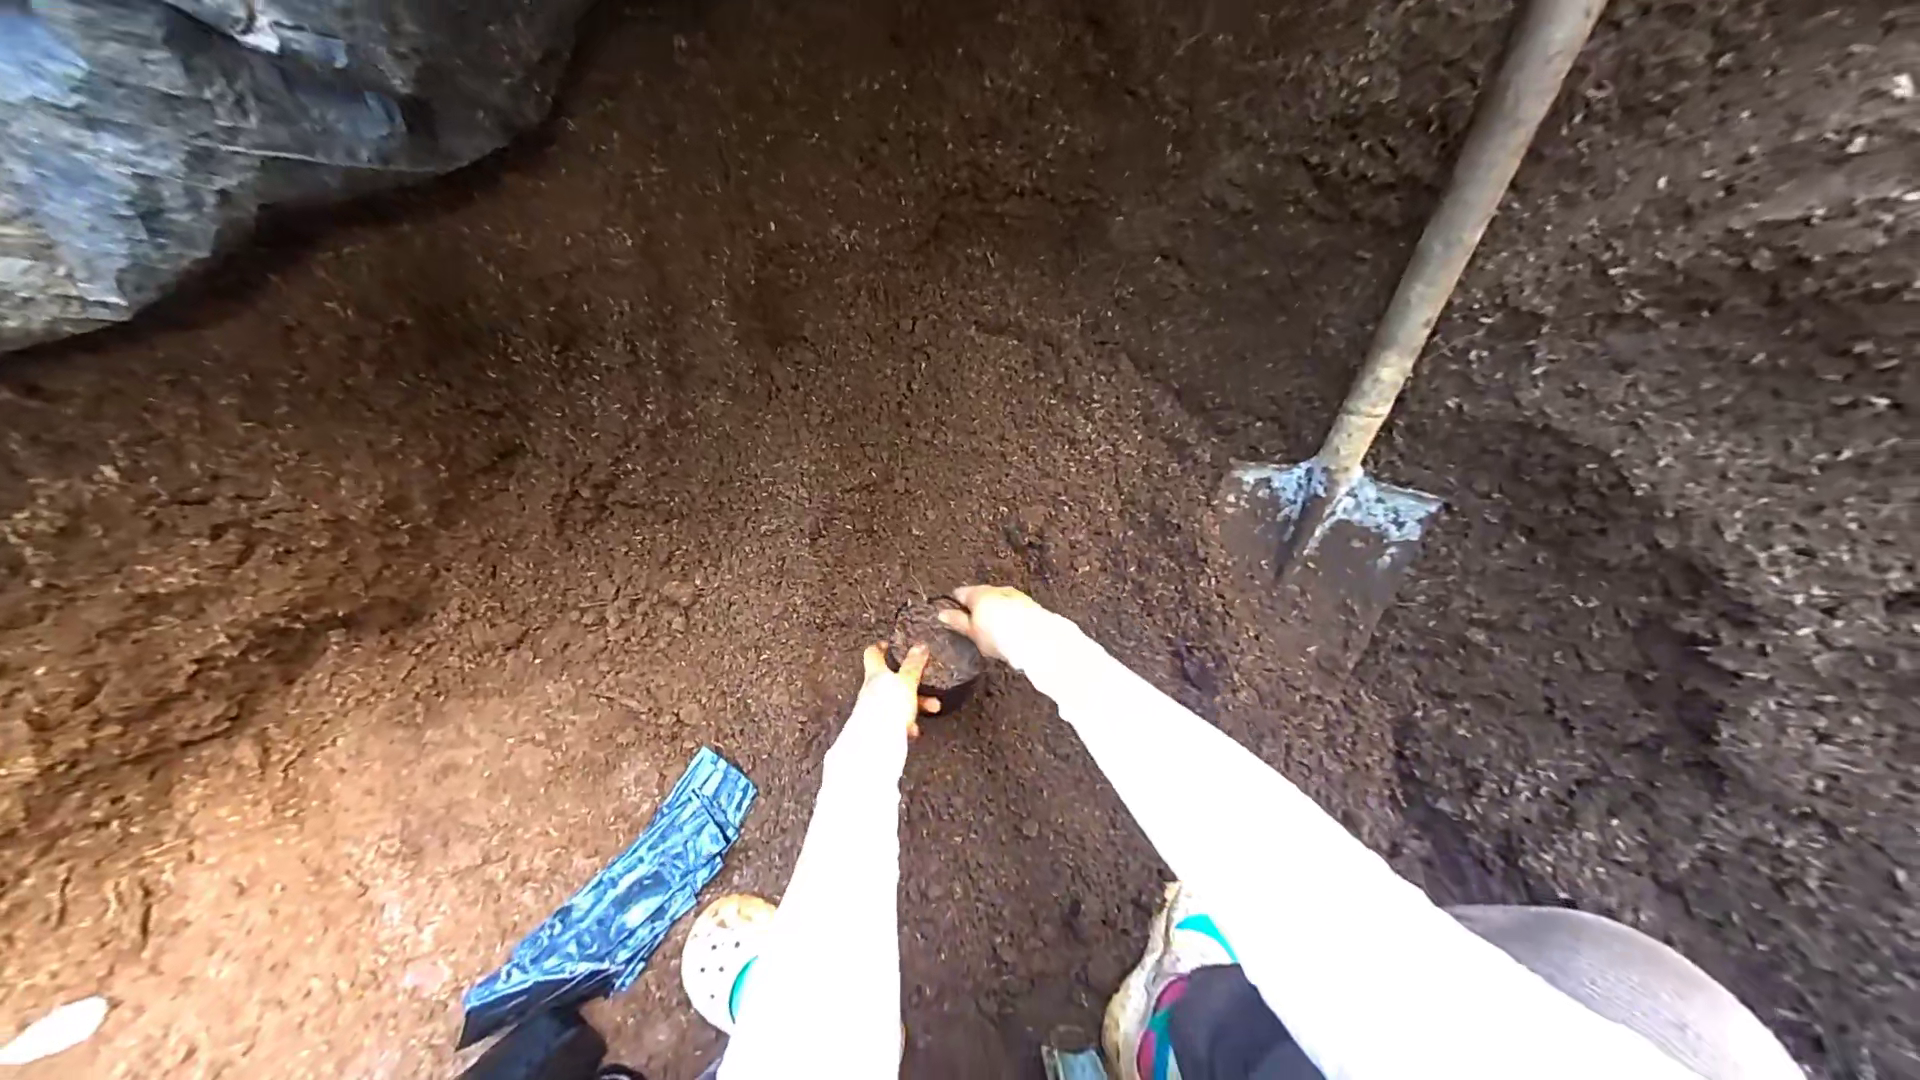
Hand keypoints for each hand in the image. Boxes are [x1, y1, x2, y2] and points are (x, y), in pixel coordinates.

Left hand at [859, 642, 942, 739]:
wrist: (876, 741)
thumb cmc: (888, 706)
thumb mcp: (907, 681)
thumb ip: (914, 665)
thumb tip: (920, 646)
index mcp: (875, 674)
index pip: (873, 654)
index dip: (880, 648)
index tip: (888, 645)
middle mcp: (870, 689)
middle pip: (890, 679)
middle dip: (911, 681)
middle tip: (925, 681)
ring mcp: (872, 708)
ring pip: (897, 701)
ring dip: (916, 704)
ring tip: (933, 708)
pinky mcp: (878, 726)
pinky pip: (895, 721)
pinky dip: (908, 724)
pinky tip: (914, 730)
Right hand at [937, 585, 1041, 661]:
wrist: (1033, 636)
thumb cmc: (995, 633)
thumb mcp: (971, 631)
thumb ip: (957, 621)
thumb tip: (942, 613)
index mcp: (978, 592)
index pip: (960, 593)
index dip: (955, 604)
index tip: (952, 616)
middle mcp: (996, 588)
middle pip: (981, 595)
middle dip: (976, 607)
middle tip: (973, 625)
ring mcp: (1014, 594)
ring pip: (998, 600)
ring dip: (994, 610)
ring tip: (992, 629)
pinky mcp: (1028, 604)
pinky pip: (1012, 607)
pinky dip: (1008, 614)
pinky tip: (1008, 628)